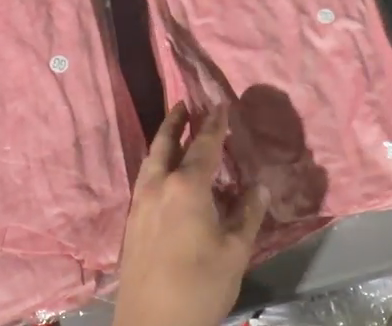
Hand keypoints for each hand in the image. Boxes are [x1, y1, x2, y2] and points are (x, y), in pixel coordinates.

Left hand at [112, 101, 267, 325]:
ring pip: (150, 161)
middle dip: (176, 122)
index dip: (214, 124)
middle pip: (166, 144)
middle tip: (184, 104)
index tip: (220, 104)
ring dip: (163, 141)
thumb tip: (259, 187)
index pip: (204, 145)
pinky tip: (163, 174)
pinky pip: (144, 179)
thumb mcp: (235, 252)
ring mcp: (140, 204)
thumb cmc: (199, 286)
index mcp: (186, 187)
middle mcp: (159, 186)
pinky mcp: (132, 224)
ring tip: (173, 132)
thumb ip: (247, 215)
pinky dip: (155, 164)